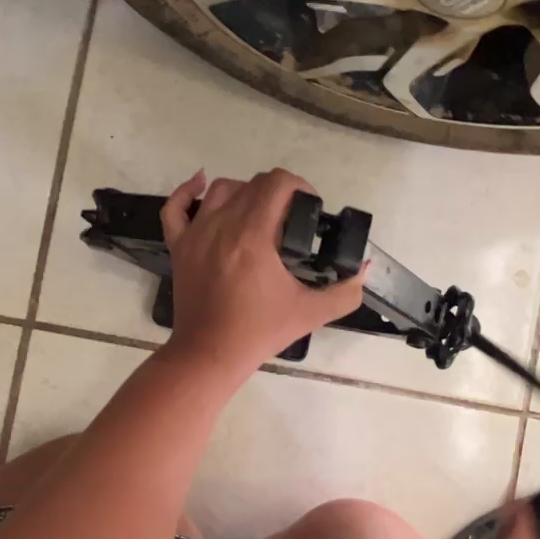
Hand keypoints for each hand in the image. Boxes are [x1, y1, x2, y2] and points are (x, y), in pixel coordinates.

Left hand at [158, 168, 364, 375]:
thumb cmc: (259, 332)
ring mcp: (196, 233)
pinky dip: (188, 191)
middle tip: (291, 219)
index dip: (300, 186)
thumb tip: (363, 270)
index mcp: (253, 236)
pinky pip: (175, 207)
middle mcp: (222, 225)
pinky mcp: (179, 246)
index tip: (310, 208)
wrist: (210, 354)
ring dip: (244, 191)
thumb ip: (344, 292)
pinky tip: (202, 184)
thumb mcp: (310, 314)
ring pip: (221, 189)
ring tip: (259, 212)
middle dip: (278, 193)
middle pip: (253, 184)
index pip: (278, 184)